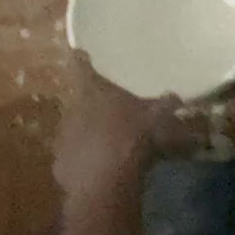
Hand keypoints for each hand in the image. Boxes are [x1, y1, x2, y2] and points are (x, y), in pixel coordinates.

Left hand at [52, 51, 201, 201]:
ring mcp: (63, 137)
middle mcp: (72, 109)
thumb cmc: (132, 136)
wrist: (104, 181)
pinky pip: (73, 153)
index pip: (81, 67)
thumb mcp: (157, 116)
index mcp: (93, 91)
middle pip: (78, 99)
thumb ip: (165, 103)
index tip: (78, 52)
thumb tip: (175, 95)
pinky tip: (99, 162)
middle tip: (106, 103)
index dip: (81, 59)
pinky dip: (84, 154)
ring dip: (87, 129)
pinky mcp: (59, 163)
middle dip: (91, 101)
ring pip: (74, 126)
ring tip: (104, 136)